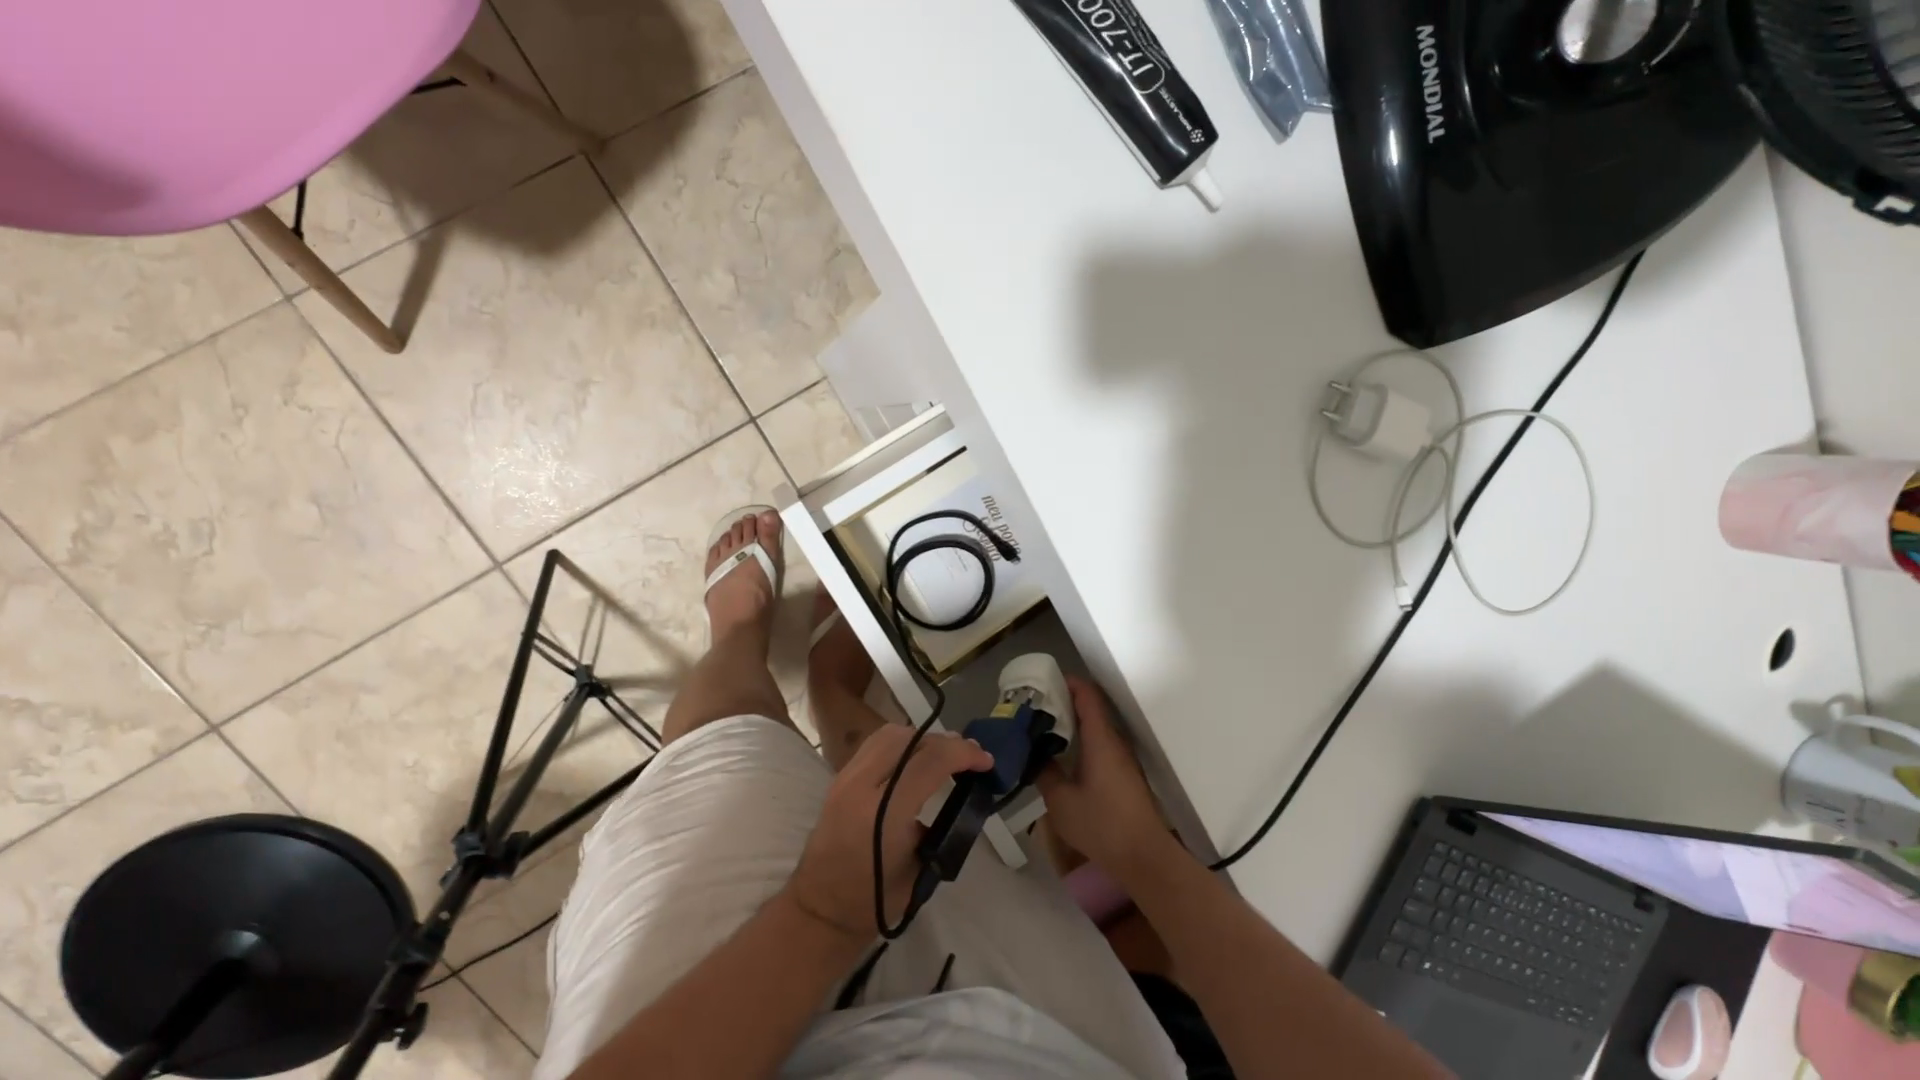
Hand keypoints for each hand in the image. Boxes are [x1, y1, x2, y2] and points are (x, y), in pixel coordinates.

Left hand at [786, 724, 993, 939]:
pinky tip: (915, 764)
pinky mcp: (838, 780)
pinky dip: (901, 746)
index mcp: (884, 813)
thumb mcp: (922, 866)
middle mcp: (860, 786)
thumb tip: (964, 794)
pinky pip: (874, 746)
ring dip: (921, 740)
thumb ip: (942, 823)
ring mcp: (844, 779)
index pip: (930, 760)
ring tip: (942, 758)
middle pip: (908, 738)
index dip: (964, 754)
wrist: (821, 910)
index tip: (986, 762)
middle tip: (967, 759)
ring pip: (888, 735)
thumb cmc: (876, 901)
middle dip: (944, 742)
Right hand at [1036, 677, 1178, 883]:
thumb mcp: (1060, 801)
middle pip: (1091, 708)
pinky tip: (1063, 755)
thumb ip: (1045, 773)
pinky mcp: (1124, 774)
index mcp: (1100, 739)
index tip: (1041, 681)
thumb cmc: (1101, 824)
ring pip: (1096, 728)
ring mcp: (1122, 758)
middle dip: (1063, 702)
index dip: (1066, 681)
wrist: (1143, 855)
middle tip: (1033, 707)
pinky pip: (1100, 744)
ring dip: (1072, 723)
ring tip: (1042, 729)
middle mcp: (1115, 742)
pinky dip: (1081, 741)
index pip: (1087, 694)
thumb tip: (1035, 756)